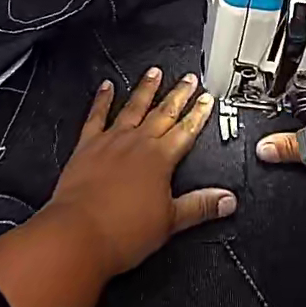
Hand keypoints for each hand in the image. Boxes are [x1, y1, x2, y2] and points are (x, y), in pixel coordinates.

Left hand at [42, 68, 233, 276]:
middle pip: (163, 112)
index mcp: (160, 159)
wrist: (79, 234)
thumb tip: (226, 200)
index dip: (199, 113)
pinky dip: (102, 99)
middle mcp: (138, 143)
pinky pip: (97, 115)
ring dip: (146, 89)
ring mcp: (112, 140)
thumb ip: (200, 206)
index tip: (206, 99)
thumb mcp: (170, 222)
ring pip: (134, 107)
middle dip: (179, 94)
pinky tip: (106, 87)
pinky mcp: (88, 145)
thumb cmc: (122, 232)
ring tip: (155, 72)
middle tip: (188, 79)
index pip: (186, 130)